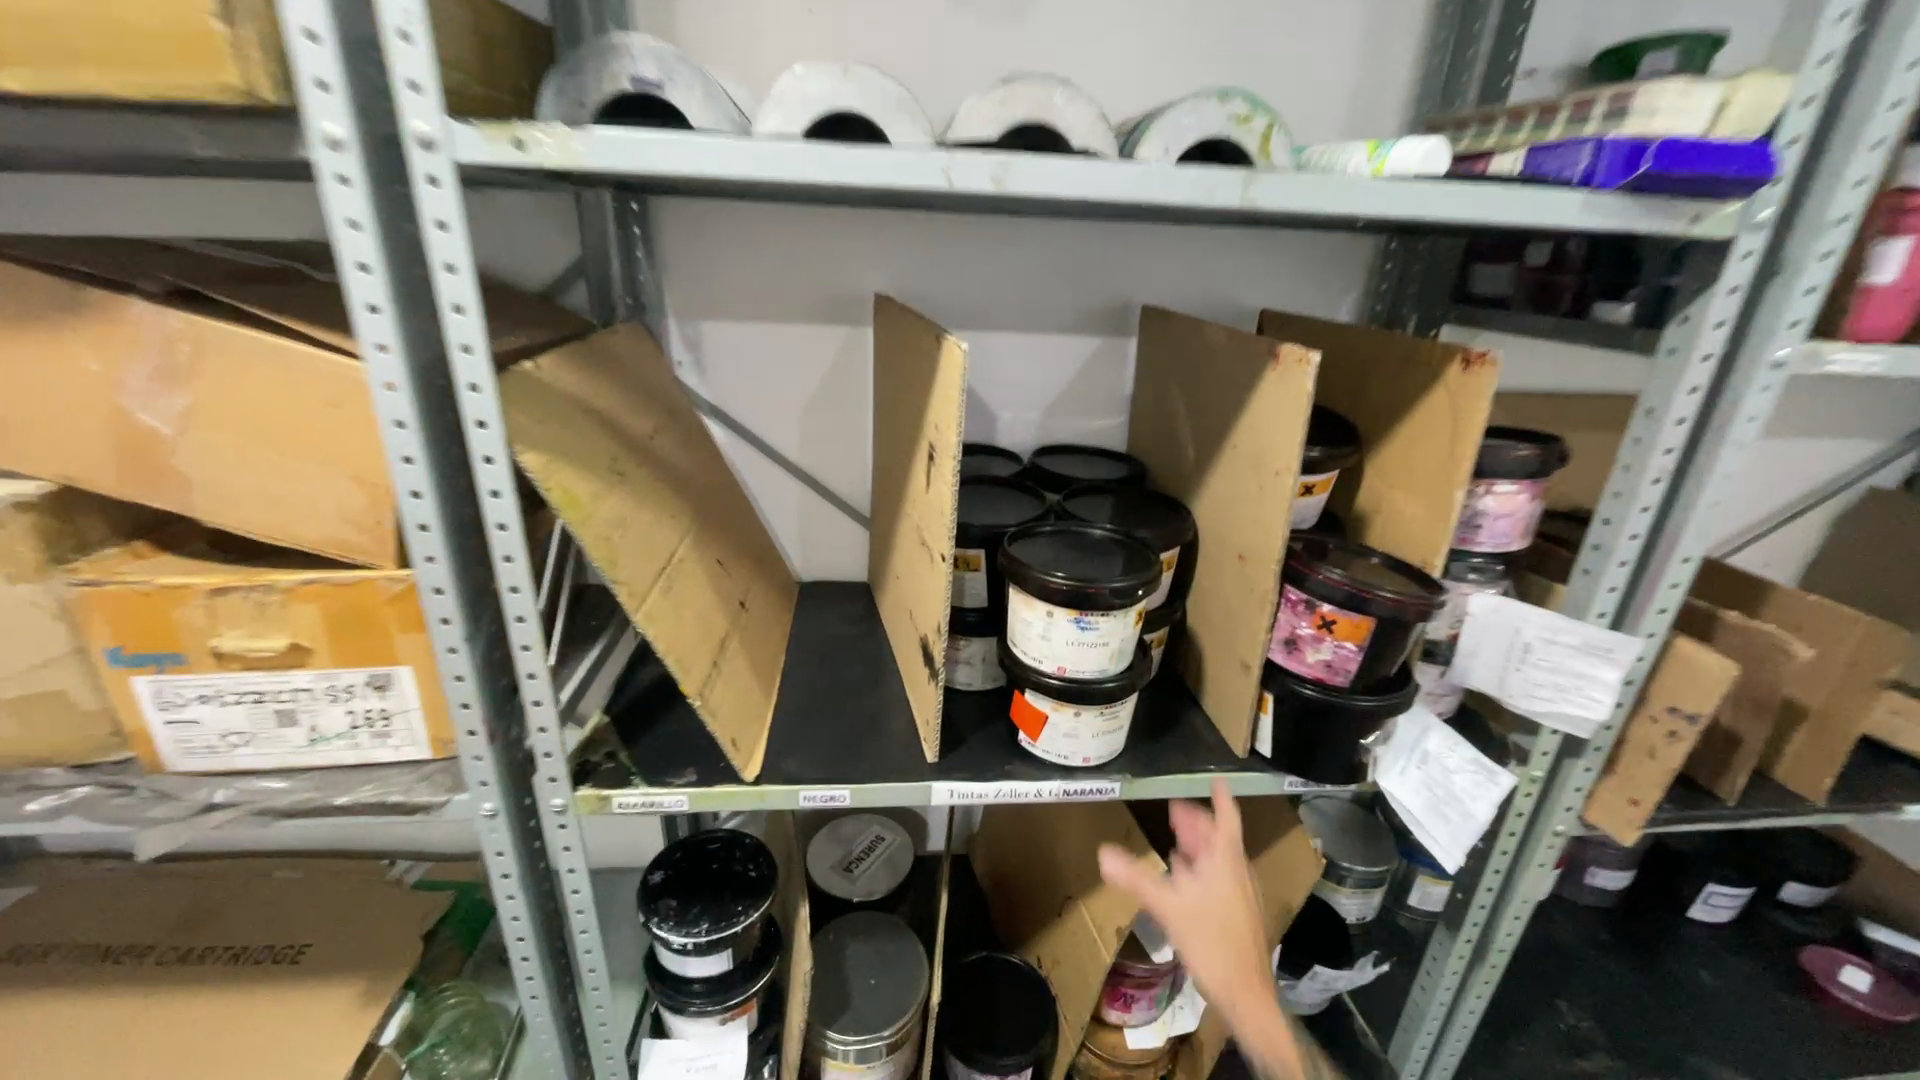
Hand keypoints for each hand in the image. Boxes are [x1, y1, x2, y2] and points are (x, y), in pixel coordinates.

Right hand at [1097, 779, 1274, 1022]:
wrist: (1246, 995)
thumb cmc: (1211, 942)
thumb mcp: (1167, 907)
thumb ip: (1135, 878)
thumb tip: (1102, 852)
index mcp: (1226, 861)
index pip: (1226, 818)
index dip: (1221, 798)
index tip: (1216, 778)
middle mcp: (1237, 872)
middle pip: (1218, 838)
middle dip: (1197, 822)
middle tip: (1175, 809)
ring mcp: (1240, 895)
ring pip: (1218, 860)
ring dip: (1198, 847)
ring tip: (1175, 838)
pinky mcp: (1238, 916)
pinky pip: (1218, 880)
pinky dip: (1201, 870)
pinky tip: (1183, 880)